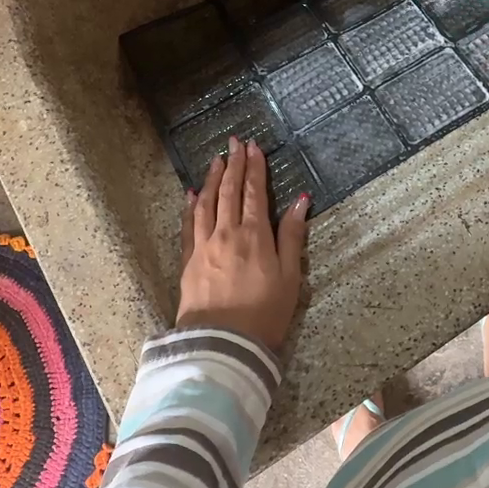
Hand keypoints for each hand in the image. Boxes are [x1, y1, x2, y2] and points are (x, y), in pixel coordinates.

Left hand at [177, 137, 309, 350]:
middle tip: (234, 142)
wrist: (222, 345)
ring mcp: (203, 246)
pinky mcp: (188, 262)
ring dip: (212, 179)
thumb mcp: (290, 277)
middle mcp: (226, 233)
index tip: (254, 147)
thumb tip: (300, 200)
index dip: (254, 168)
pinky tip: (191, 195)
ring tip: (216, 161)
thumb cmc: (265, 313)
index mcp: (254, 235)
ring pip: (206, 203)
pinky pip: (188, 226)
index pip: (255, 192)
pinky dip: (191, 206)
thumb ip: (292, 236)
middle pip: (229, 191)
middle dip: (233, 164)